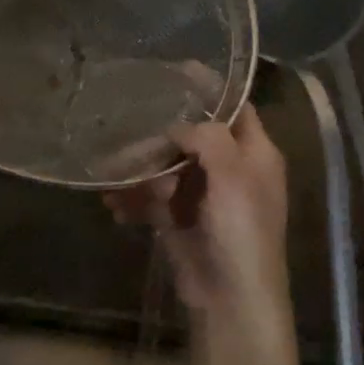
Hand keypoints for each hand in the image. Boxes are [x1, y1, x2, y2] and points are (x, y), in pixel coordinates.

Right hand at [105, 107, 290, 335]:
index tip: (175, 67)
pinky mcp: (178, 219)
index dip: (210, 87)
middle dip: (155, 139)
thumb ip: (208, 140)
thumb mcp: (234, 178)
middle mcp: (229, 170)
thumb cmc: (242, 233)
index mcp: (254, 155)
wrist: (231, 297)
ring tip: (110, 181)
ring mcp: (202, 196)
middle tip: (122, 134)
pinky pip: (149, 199)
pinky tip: (114, 206)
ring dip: (136, 174)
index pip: (235, 108)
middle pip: (188, 138)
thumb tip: (176, 126)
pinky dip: (131, 200)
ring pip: (162, 168)